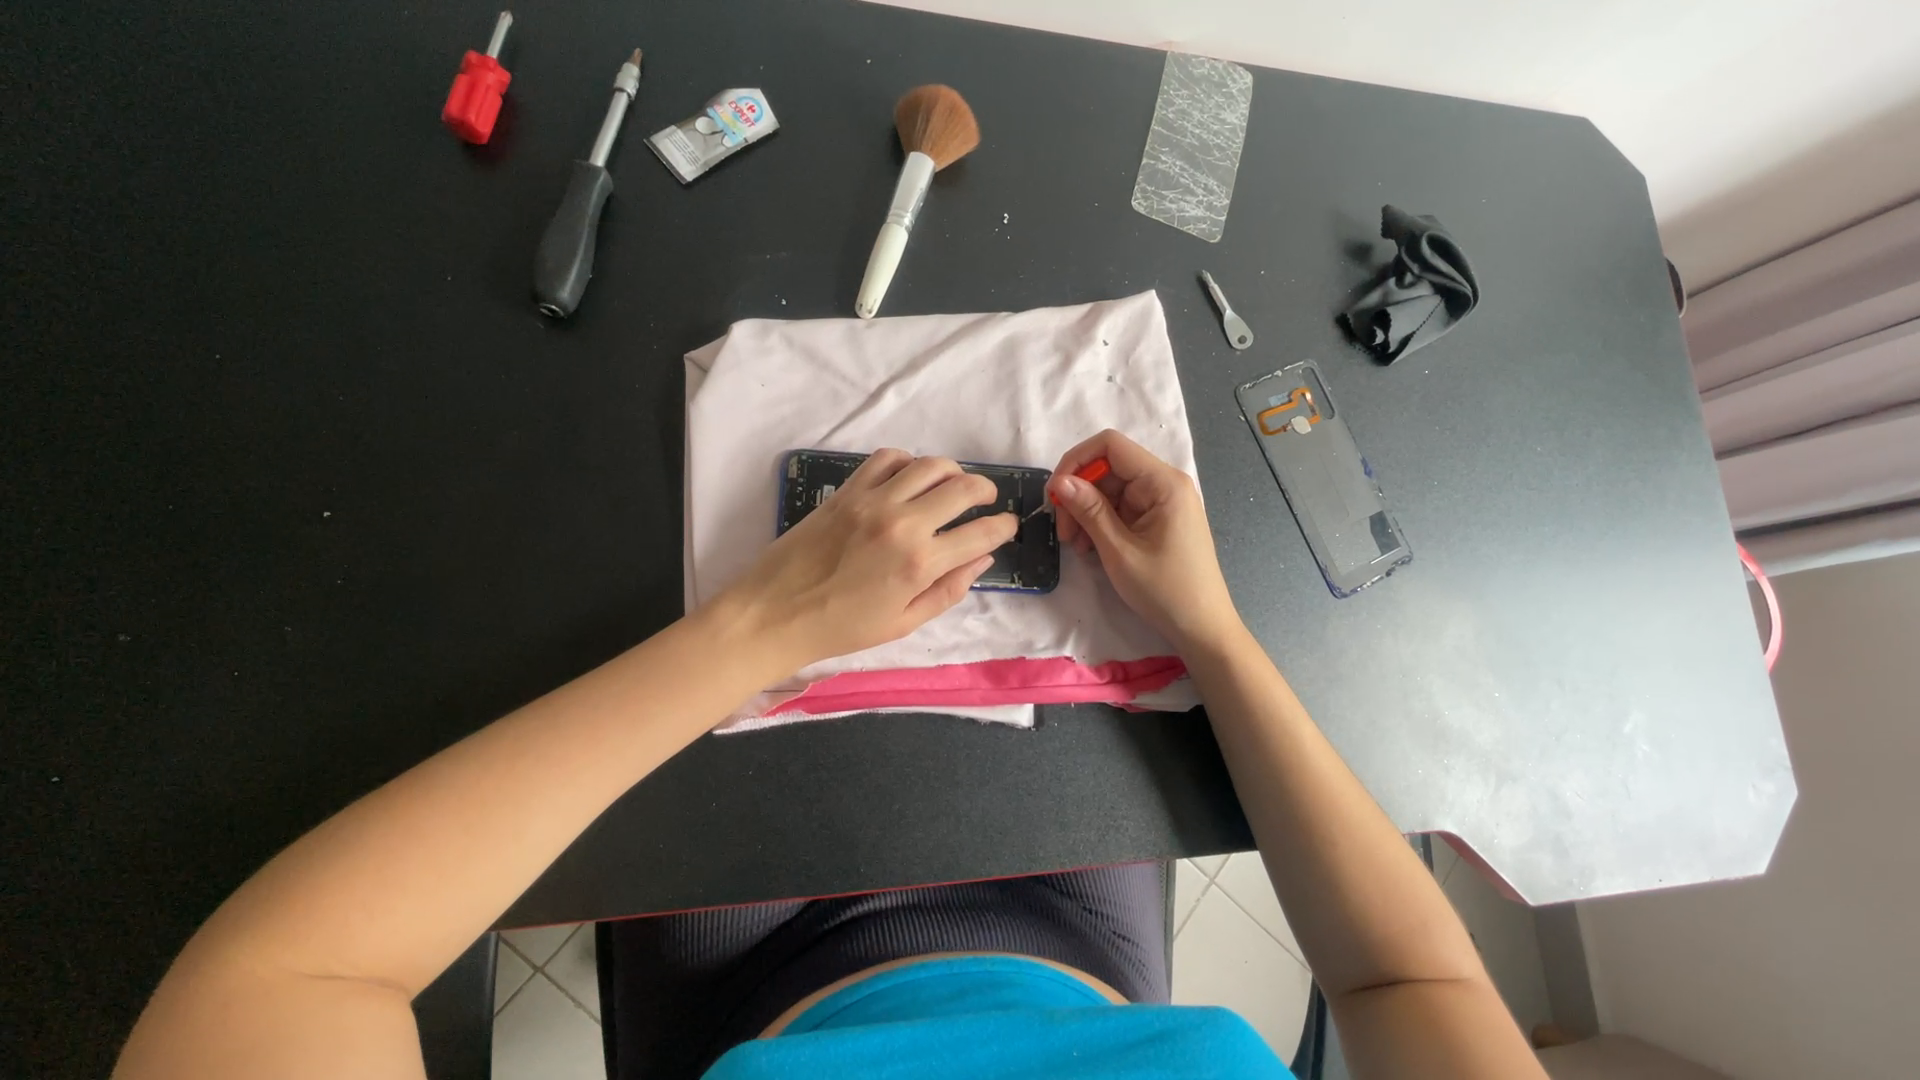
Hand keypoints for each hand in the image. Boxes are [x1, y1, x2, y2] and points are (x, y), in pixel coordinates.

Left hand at [717, 450, 1016, 670]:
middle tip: (986, 500)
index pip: (981, 533)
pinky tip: (909, 478)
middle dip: (985, 490)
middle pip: (962, 487)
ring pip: (929, 464)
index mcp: (921, 563)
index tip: (1008, 525)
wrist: (775, 613)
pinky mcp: (847, 490)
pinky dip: (907, 461)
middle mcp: (903, 523)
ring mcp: (873, 501)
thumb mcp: (905, 622)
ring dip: (952, 471)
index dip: (1004, 526)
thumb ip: (949, 589)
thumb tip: (982, 559)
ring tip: (953, 485)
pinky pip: (887, 458)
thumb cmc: (842, 628)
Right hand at [1050, 430, 1240, 651]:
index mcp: (1163, 482)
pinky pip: (1120, 509)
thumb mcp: (1119, 551)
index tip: (1056, 494)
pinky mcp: (1157, 519)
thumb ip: (1089, 511)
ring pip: (1110, 491)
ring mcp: (1162, 502)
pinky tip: (1092, 549)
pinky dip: (1101, 524)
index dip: (1076, 461)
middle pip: (1108, 468)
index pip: (1111, 445)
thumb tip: (1060, 481)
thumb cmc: (1164, 590)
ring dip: (1087, 513)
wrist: (1201, 627)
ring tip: (1078, 547)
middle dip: (1079, 495)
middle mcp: (1164, 483)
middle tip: (1064, 533)